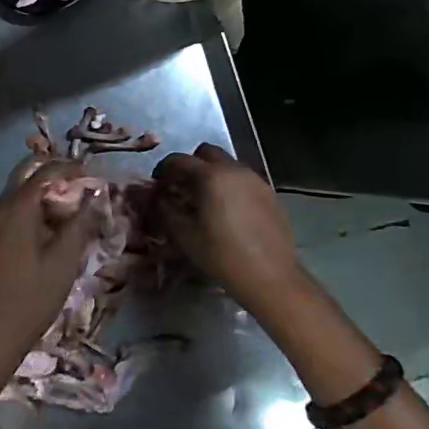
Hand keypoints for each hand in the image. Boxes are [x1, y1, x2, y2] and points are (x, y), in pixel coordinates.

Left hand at [0, 161, 99, 355]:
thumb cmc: (33, 294)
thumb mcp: (65, 258)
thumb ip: (81, 221)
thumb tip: (95, 194)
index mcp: (18, 206)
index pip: (46, 170)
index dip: (71, 168)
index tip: (94, 176)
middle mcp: (1, 207)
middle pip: (28, 175)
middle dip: (55, 174)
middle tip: (82, 185)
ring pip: (21, 193)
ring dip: (46, 192)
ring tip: (74, 208)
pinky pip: (16, 210)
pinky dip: (36, 208)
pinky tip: (55, 228)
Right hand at [154, 144, 303, 311]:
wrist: (270, 276)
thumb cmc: (222, 256)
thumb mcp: (186, 236)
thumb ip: (167, 211)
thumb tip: (161, 198)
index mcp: (211, 176)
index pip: (180, 160)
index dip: (164, 168)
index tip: (158, 182)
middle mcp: (235, 169)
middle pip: (207, 152)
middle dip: (191, 164)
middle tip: (182, 186)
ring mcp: (256, 179)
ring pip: (228, 164)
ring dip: (213, 174)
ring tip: (206, 199)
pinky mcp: (270, 193)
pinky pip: (244, 179)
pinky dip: (231, 186)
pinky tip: (229, 211)